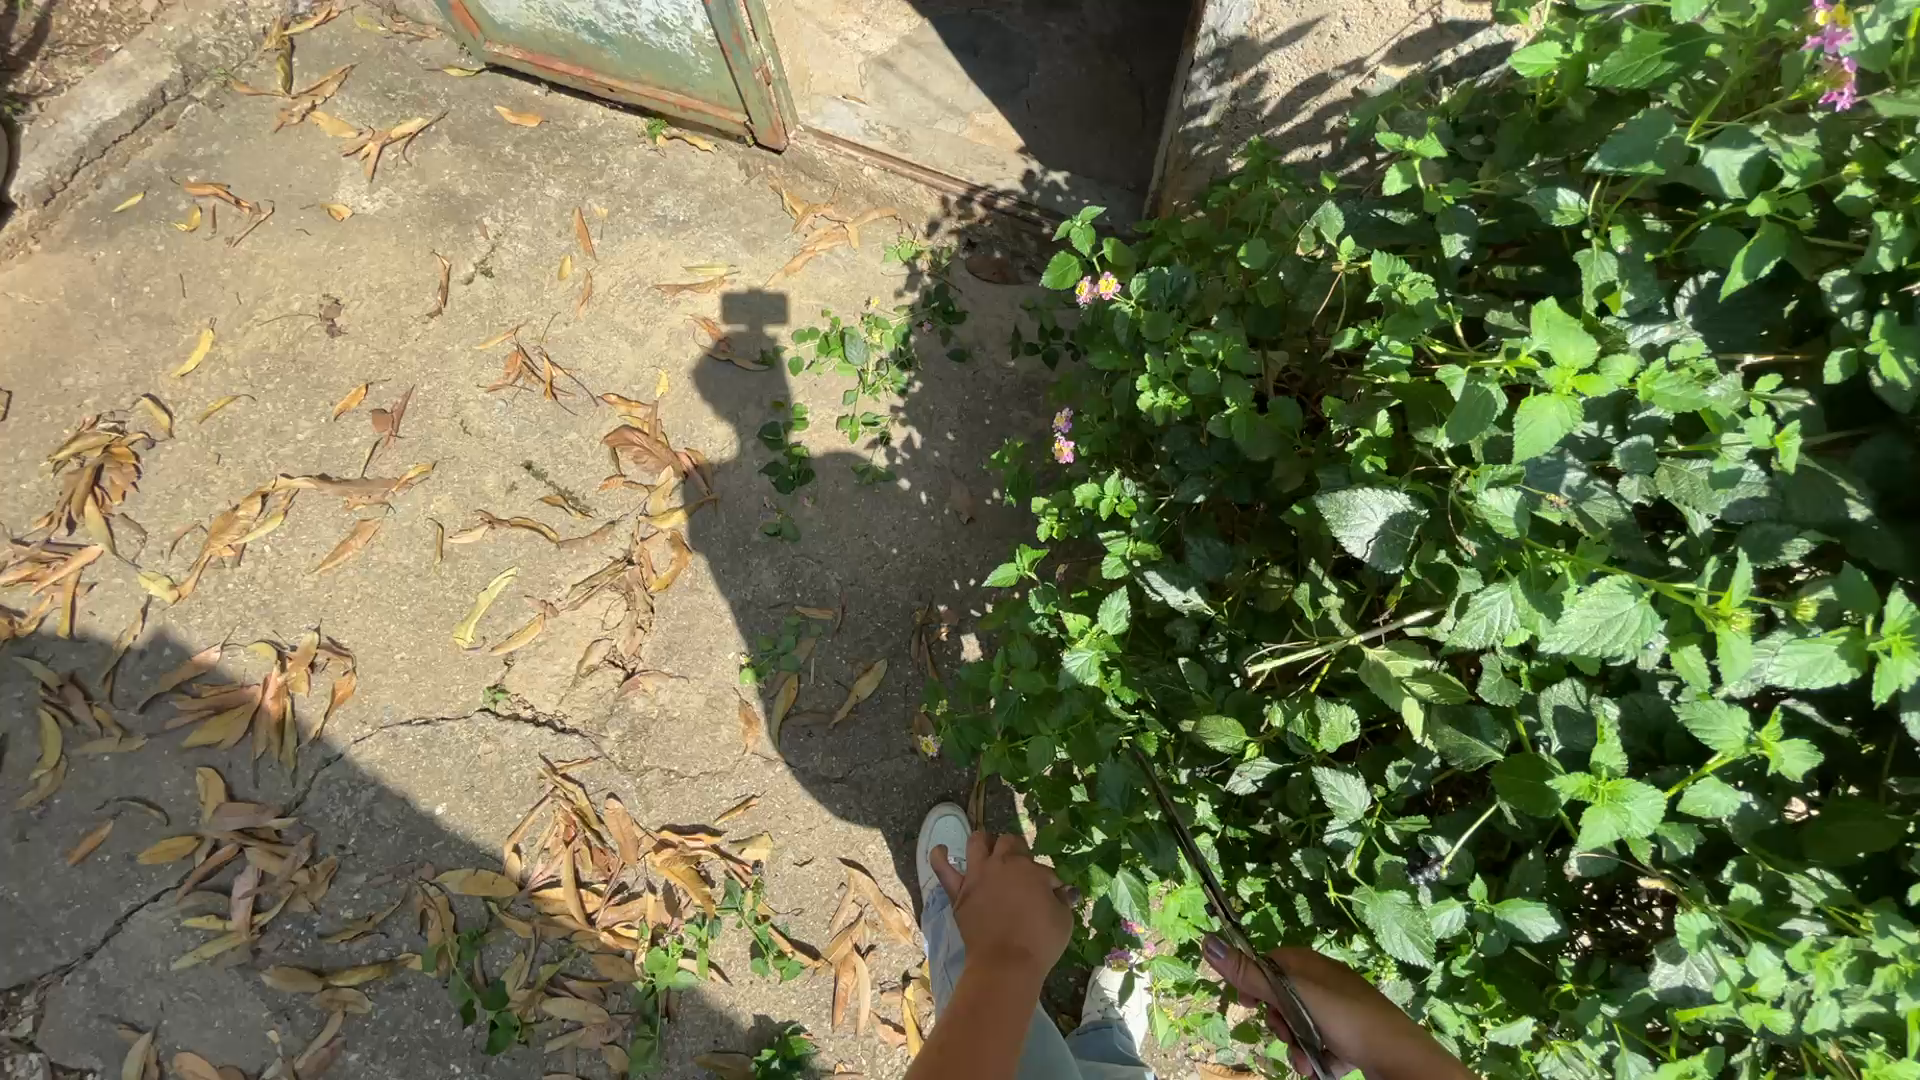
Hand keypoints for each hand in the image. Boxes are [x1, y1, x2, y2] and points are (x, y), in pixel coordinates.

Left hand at [930, 831, 1073, 984]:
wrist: (1007, 964)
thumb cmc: (1040, 942)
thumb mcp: (1064, 919)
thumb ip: (1062, 900)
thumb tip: (1063, 890)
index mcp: (1030, 868)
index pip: (1041, 867)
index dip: (1048, 880)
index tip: (1051, 893)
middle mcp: (1002, 863)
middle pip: (1009, 843)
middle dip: (1017, 849)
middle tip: (1021, 866)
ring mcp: (978, 875)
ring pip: (977, 842)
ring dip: (984, 841)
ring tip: (988, 848)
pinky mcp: (958, 891)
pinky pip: (943, 867)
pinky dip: (940, 856)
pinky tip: (942, 849)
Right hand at [1203, 937, 1474, 1079]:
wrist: (1404, 1062)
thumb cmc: (1346, 1019)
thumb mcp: (1293, 995)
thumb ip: (1250, 973)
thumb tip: (1206, 940)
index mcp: (1309, 962)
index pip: (1267, 963)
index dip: (1253, 983)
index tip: (1244, 1004)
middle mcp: (1323, 981)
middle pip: (1281, 998)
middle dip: (1278, 1021)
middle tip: (1286, 1034)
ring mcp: (1340, 1010)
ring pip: (1300, 1026)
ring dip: (1297, 1045)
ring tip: (1308, 1060)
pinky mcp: (1353, 1037)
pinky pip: (1322, 1044)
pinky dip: (1318, 1057)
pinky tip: (1324, 1068)